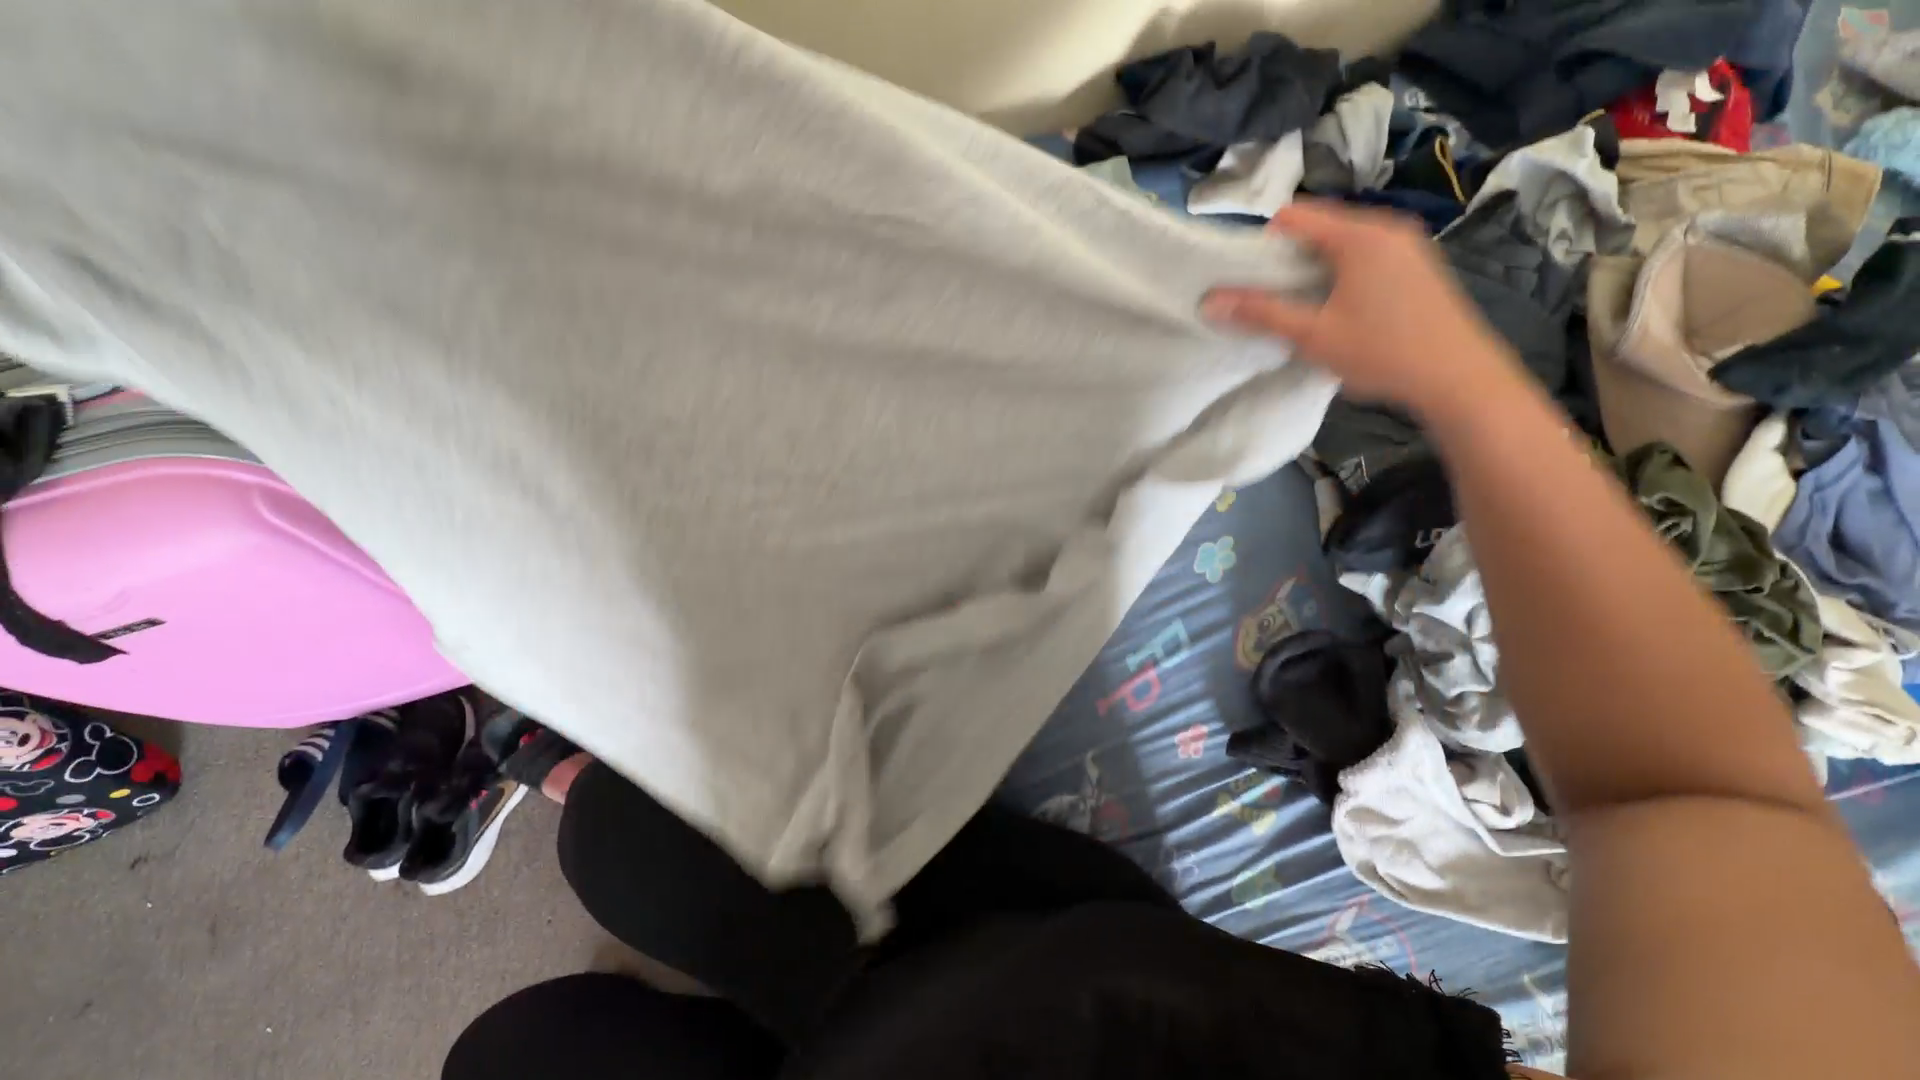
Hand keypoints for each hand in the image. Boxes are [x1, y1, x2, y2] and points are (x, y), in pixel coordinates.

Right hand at [1202, 199, 1522, 421]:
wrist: (1460, 378)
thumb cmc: (1382, 352)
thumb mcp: (1313, 335)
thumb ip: (1260, 313)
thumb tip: (1209, 301)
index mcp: (1359, 235)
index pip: (1294, 216)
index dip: (1264, 243)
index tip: (1250, 278)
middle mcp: (1387, 227)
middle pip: (1321, 226)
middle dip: (1290, 257)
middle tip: (1272, 297)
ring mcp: (1410, 245)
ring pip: (1345, 243)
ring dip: (1317, 268)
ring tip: (1305, 308)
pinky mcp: (1422, 265)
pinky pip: (1369, 256)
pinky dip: (1345, 274)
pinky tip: (1343, 311)